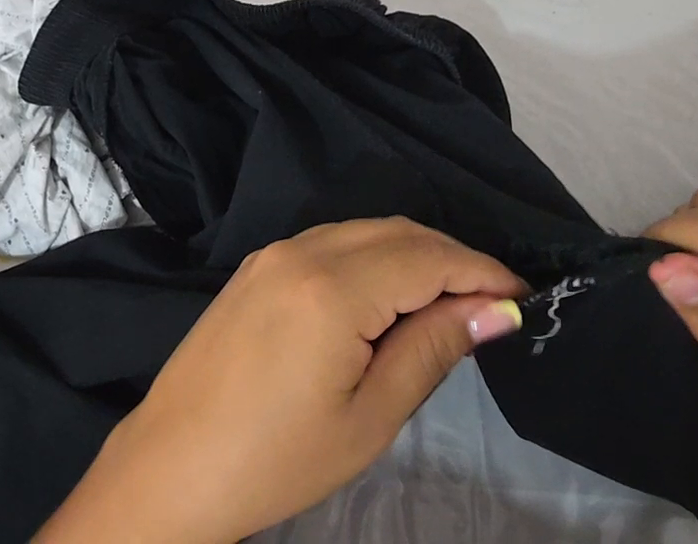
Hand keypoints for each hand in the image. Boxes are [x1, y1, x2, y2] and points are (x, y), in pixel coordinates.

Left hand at [34, 217, 527, 543]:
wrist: (173, 465)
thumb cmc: (278, 458)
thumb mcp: (370, 416)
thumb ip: (431, 348)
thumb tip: (496, 309)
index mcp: (331, 287)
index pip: (427, 257)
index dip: (481, 271)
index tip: (524, 296)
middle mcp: (300, 252)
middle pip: (397, 232)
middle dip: (451, 259)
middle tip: (492, 305)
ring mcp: (271, 255)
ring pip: (363, 231)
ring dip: (412, 255)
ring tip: (448, 305)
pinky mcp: (254, 268)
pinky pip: (329, 243)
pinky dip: (371, 257)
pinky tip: (386, 297)